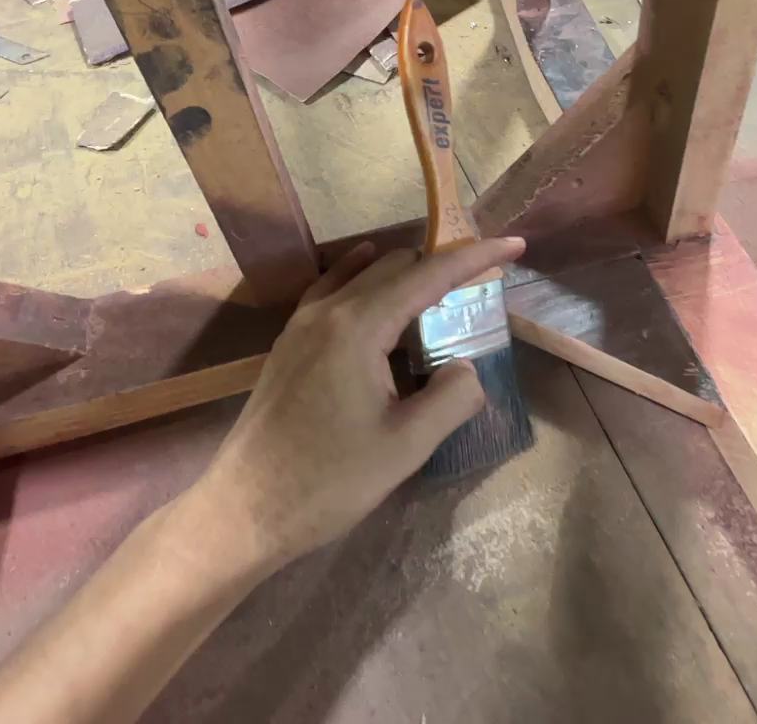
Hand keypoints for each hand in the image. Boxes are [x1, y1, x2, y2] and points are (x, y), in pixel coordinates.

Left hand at [195, 237, 525, 565]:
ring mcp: (302, 324)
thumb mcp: (406, 446)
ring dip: (408, 277)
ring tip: (442, 294)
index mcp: (359, 326)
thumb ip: (451, 397)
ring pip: (366, 277)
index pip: (429, 275)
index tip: (513, 245)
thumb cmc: (327, 482)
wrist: (243, 512)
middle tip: (483, 286)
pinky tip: (370, 274)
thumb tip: (466, 369)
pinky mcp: (289, 344)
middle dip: (444, 267)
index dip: (476, 257)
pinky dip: (364, 278)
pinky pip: (332, 291)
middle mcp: (328, 311)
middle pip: (398, 268)